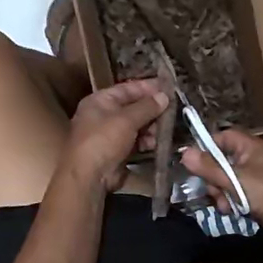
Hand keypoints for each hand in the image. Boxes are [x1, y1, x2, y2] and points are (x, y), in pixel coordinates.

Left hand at [61, 78, 169, 192]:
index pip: (127, 88)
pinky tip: (157, 143)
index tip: (168, 87)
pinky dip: (146, 141)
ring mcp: (110, 135)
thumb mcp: (126, 119)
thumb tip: (164, 96)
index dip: (147, 87)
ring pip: (136, 126)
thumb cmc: (104, 140)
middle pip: (133, 107)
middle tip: (172, 110)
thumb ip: (147, 106)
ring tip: (166, 129)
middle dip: (152, 110)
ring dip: (152, 127)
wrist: (89, 176)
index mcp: (100, 101)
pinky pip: (136, 142)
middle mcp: (104, 115)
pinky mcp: (117, 152)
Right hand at [180, 128, 262, 234]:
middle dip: (213, 178)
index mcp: (248, 146)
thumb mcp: (234, 179)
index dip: (206, 146)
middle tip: (214, 189)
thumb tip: (184, 153)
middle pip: (218, 160)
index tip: (193, 161)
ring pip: (223, 179)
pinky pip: (232, 191)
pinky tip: (231, 210)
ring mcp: (251, 174)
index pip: (221, 136)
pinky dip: (229, 201)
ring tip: (225, 204)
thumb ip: (208, 167)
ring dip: (220, 193)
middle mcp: (249, 156)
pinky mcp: (252, 191)